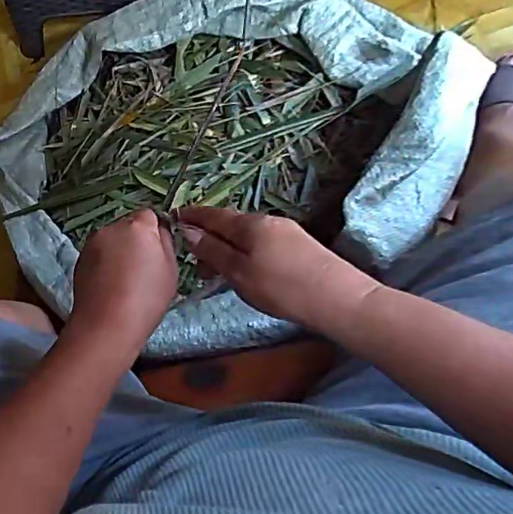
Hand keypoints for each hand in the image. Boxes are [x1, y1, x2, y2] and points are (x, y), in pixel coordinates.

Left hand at [70, 209, 177, 345]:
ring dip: (119, 250)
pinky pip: (99, 253)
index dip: (155, 231)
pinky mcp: (80, 259)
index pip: (149, 214)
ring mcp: (92, 243)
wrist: (107, 325)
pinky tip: (110, 284)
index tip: (158, 252)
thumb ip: (166, 242)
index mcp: (138, 226)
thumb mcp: (171, 269)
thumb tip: (159, 230)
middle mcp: (112, 227)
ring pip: (112, 239)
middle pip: (129, 225)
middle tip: (143, 267)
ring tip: (125, 279)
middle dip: (136, 239)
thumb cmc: (146, 298)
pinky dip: (106, 262)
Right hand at [177, 207, 381, 331]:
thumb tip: (189, 232)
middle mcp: (268, 221)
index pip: (213, 215)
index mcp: (249, 224)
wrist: (337, 298)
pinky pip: (263, 243)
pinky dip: (247, 253)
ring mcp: (286, 232)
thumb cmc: (281, 287)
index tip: (175, 218)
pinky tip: (246, 271)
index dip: (193, 217)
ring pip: (248, 236)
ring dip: (229, 248)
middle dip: (210, 238)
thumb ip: (213, 251)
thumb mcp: (239, 272)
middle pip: (231, 225)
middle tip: (195, 261)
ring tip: (218, 272)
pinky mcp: (300, 246)